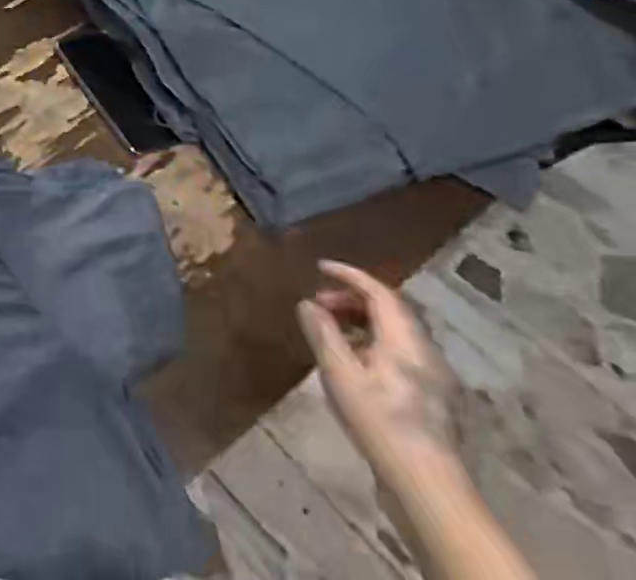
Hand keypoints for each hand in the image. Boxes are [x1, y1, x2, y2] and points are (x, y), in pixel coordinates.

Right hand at [297, 260, 461, 477]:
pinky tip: (351, 357)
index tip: (320, 266)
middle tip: (317, 302)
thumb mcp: (338, 373)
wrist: (425, 476)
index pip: (382, 295)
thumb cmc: (377, 418)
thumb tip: (308, 303)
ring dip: (362, 319)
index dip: (351, 276)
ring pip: (398, 332)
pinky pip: (400, 350)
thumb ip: (322, 333)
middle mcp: (427, 353)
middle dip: (354, 298)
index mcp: (407, 343)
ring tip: (328, 328)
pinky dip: (372, 339)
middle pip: (394, 311)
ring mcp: (435, 375)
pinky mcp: (432, 393)